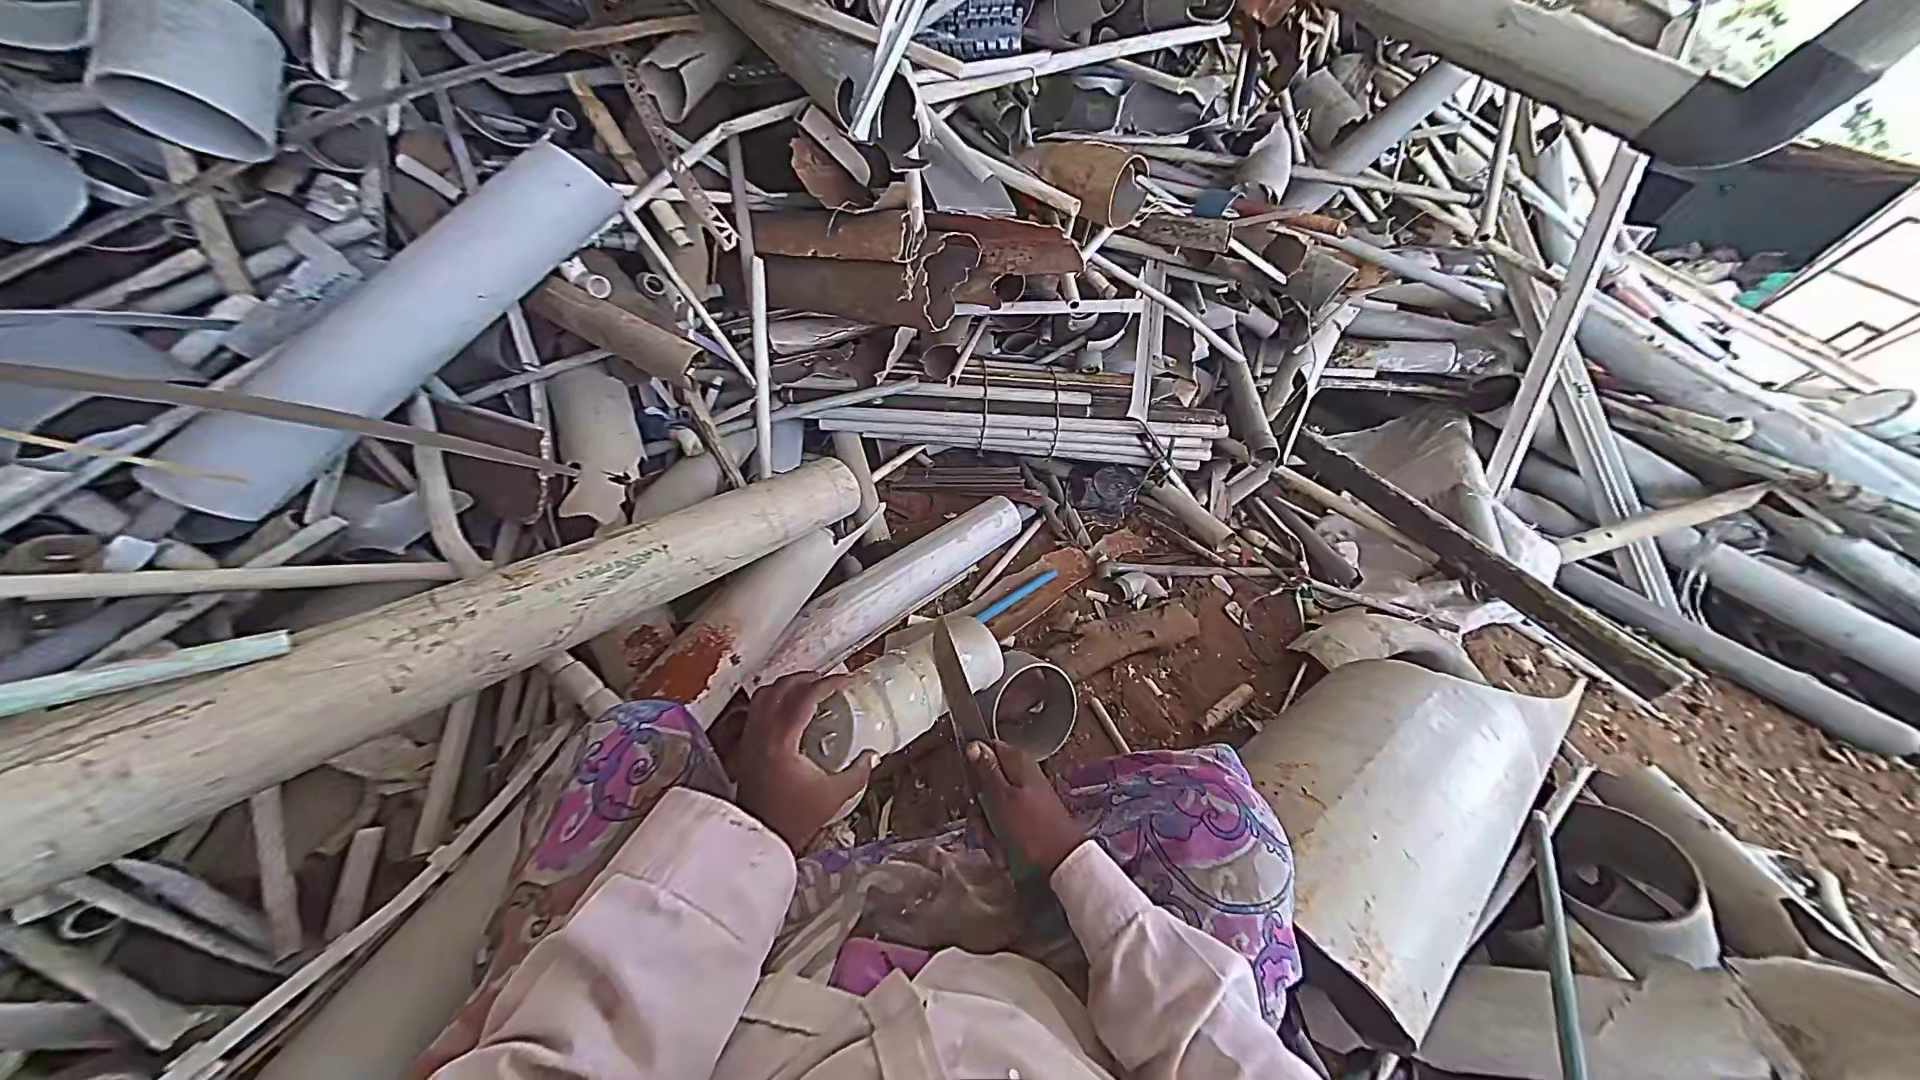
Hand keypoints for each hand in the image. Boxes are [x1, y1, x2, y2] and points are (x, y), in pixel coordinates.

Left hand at [733, 672, 875, 852]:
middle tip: (830, 681)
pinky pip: (757, 708)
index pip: (805, 697)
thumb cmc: (795, 818)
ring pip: (765, 694)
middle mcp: (762, 733)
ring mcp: (750, 738)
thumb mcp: (834, 795)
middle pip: (782, 688)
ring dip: (788, 684)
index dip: (828, 683)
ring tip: (809, 688)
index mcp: (782, 740)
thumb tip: (873, 755)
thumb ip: (858, 772)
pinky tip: (789, 708)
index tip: (846, 680)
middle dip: (808, 678)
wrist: (761, 836)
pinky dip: (774, 698)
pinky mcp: (745, 746)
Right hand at [966, 740, 1084, 875]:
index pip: (986, 750)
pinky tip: (1005, 853)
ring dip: (989, 830)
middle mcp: (1022, 775)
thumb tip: (973, 744)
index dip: (974, 769)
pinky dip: (1000, 840)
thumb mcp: (1000, 798)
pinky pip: (1003, 825)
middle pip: (985, 784)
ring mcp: (1025, 798)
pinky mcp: (1028, 819)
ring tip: (997, 844)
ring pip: (991, 809)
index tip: (971, 789)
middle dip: (980, 810)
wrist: (1061, 864)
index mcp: (1017, 761)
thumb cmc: (1029, 829)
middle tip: (984, 825)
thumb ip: (986, 770)